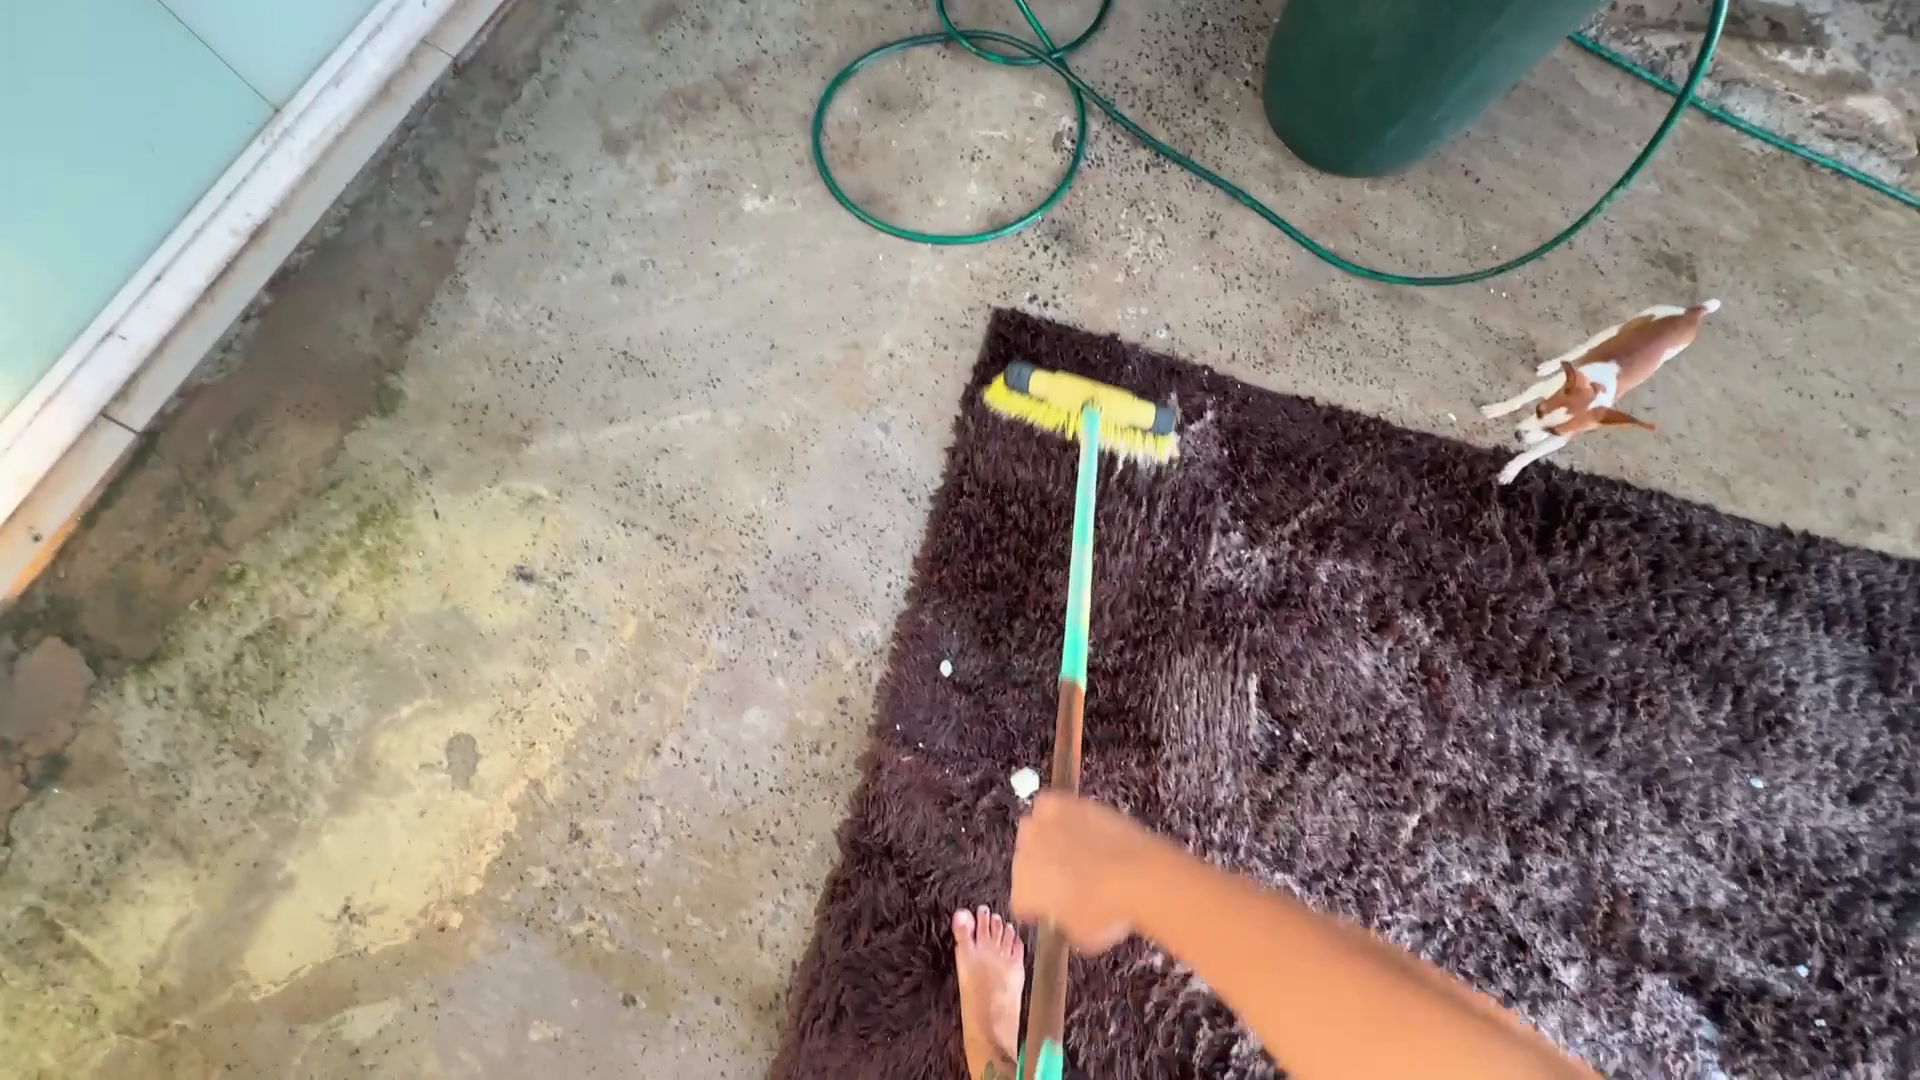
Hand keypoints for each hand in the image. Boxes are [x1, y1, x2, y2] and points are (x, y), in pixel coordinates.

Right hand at [1009, 792, 1160, 952]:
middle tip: (1061, 879)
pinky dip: (1058, 815)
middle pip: (1024, 861)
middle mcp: (1026, 854)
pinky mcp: (1064, 803)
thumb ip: (1063, 920)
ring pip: (1032, 829)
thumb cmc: (1109, 911)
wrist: (1136, 875)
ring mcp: (1043, 825)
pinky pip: (1049, 805)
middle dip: (1038, 869)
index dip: (1035, 907)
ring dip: (1044, 838)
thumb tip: (1066, 912)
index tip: (1049, 910)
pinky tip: (1074, 824)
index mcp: (1025, 889)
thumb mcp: (1082, 933)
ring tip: (1067, 848)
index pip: (1020, 900)